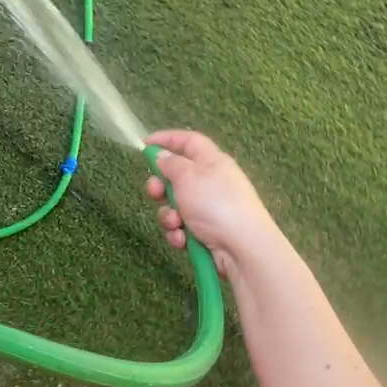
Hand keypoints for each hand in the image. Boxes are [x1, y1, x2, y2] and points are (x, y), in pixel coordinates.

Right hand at [144, 129, 278, 272]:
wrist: (243, 248)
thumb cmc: (215, 204)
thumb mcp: (187, 176)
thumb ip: (170, 163)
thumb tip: (161, 155)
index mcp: (212, 161)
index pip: (188, 141)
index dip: (166, 139)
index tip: (144, 145)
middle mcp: (211, 182)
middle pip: (177, 175)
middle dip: (160, 185)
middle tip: (155, 192)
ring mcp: (210, 208)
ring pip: (176, 205)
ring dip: (168, 214)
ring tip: (175, 223)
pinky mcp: (207, 231)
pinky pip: (182, 226)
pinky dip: (179, 233)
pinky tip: (183, 239)